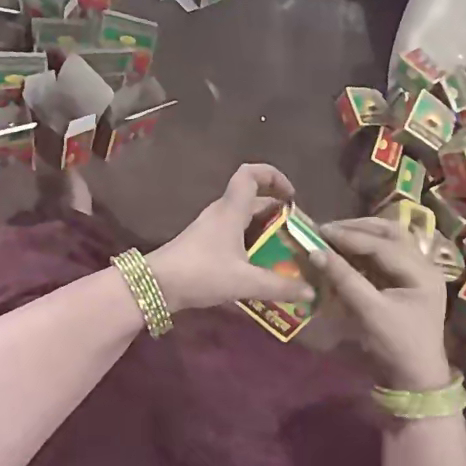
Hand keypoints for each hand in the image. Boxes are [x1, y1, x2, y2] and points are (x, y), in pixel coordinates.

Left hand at [145, 164, 315, 312]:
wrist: (155, 286)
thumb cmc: (200, 273)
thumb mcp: (244, 282)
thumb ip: (278, 287)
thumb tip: (310, 292)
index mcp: (231, 210)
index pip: (250, 174)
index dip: (274, 176)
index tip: (292, 197)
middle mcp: (221, 213)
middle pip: (253, 200)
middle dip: (277, 212)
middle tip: (297, 234)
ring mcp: (210, 229)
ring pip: (243, 220)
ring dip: (264, 230)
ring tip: (285, 252)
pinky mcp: (203, 245)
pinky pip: (234, 236)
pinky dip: (250, 244)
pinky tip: (260, 267)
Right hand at [312, 217, 452, 391]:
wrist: (415, 377)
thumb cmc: (396, 345)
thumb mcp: (369, 312)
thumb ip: (344, 279)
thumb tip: (316, 252)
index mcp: (422, 272)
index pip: (382, 244)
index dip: (350, 236)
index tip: (320, 231)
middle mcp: (424, 265)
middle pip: (391, 232)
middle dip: (358, 228)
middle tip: (328, 229)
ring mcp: (418, 272)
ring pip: (390, 240)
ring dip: (363, 234)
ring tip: (336, 235)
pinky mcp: (408, 281)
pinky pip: (387, 255)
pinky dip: (366, 249)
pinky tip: (346, 251)